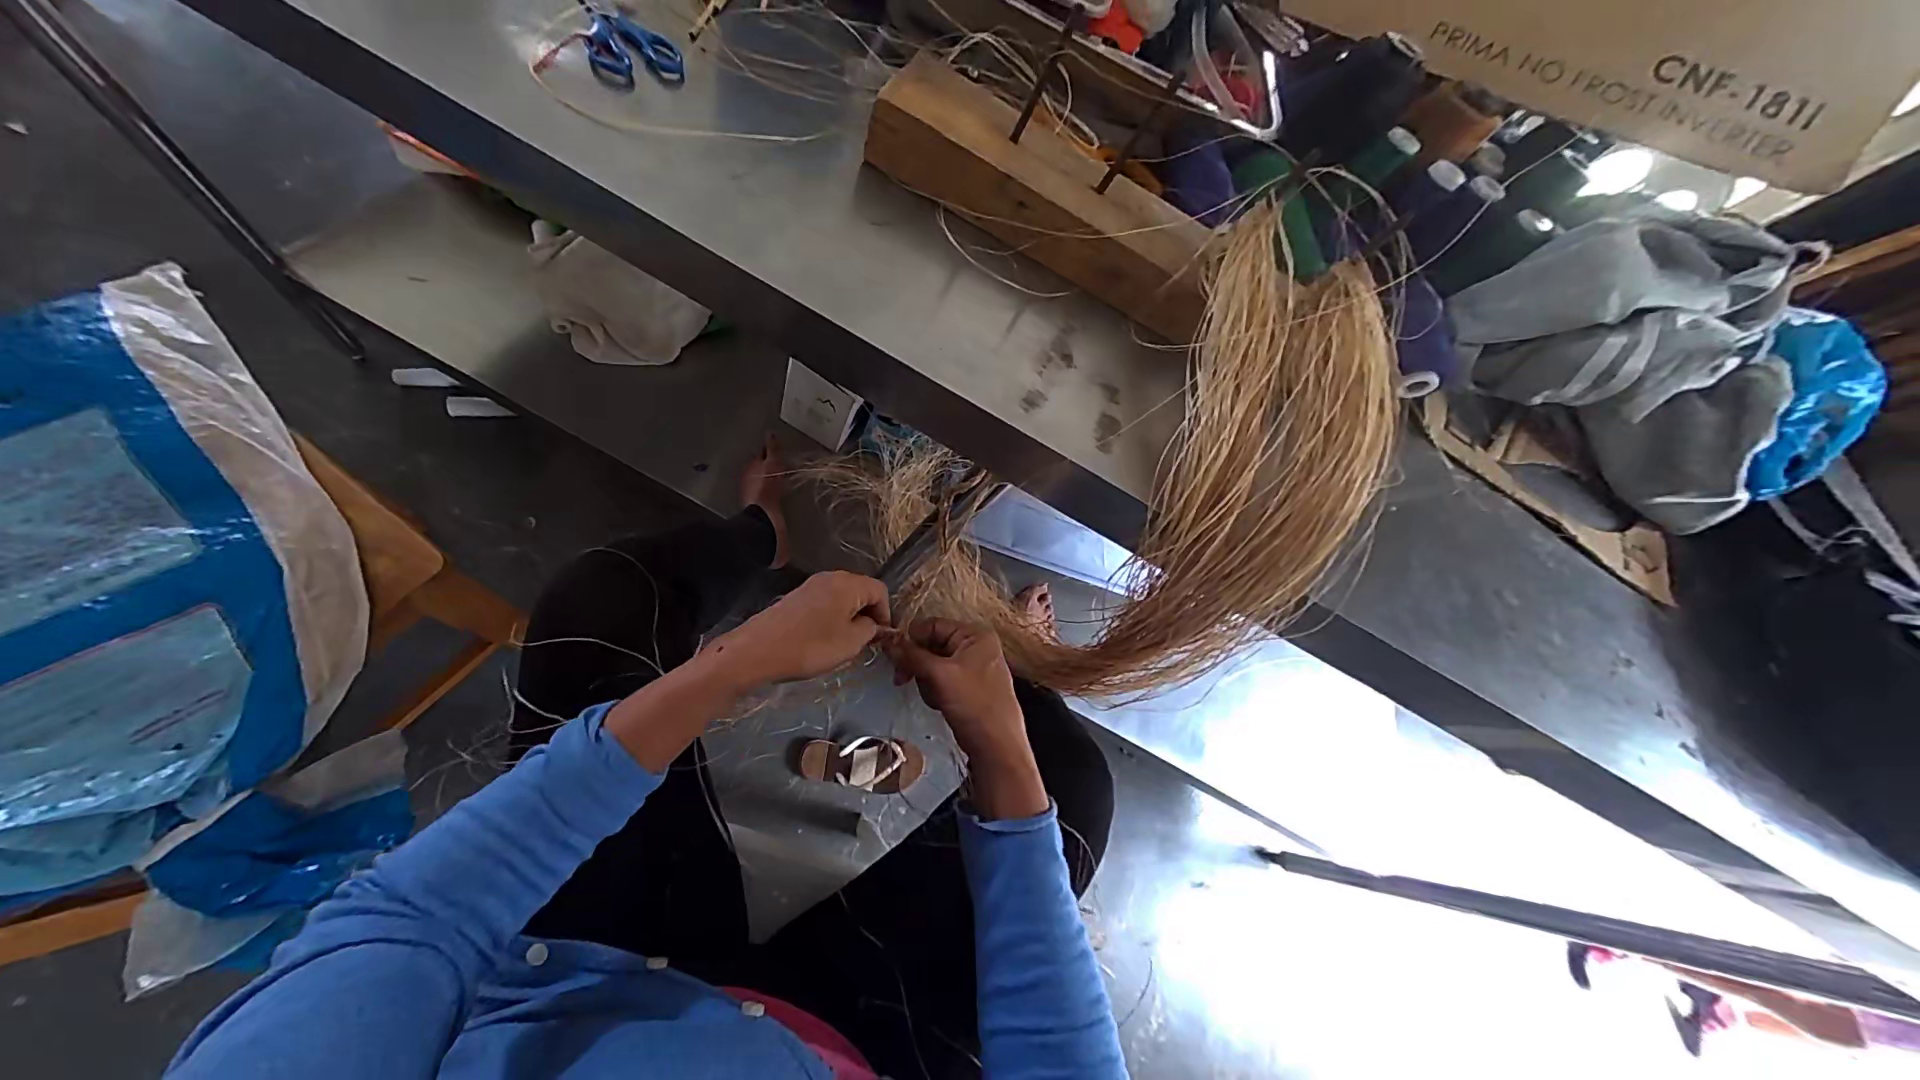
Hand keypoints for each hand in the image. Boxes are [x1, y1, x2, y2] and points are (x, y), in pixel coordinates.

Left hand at [703, 571, 890, 687]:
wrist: (757, 651)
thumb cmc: (810, 646)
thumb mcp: (851, 642)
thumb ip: (871, 629)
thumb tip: (875, 625)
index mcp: (848, 583)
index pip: (880, 590)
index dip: (886, 614)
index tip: (882, 638)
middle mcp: (831, 577)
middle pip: (862, 591)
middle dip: (868, 615)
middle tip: (866, 642)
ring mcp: (811, 585)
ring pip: (843, 598)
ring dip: (850, 618)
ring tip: (844, 643)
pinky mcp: (796, 597)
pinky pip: (825, 603)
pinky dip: (832, 618)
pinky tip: (823, 639)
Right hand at [886, 617, 1046, 818]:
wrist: (997, 746)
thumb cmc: (974, 703)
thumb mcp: (940, 675)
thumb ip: (912, 655)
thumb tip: (889, 640)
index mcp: (975, 635)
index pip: (933, 625)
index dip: (912, 639)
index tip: (894, 656)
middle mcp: (976, 646)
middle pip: (932, 645)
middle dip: (918, 665)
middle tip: (902, 680)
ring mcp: (973, 668)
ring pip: (933, 665)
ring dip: (927, 681)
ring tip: (935, 697)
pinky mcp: (968, 688)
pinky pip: (941, 681)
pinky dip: (935, 691)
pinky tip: (941, 704)